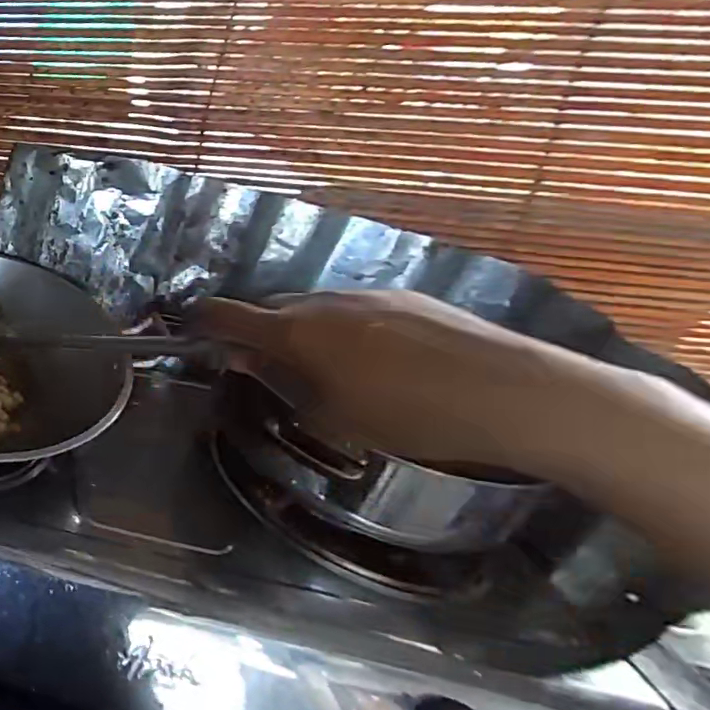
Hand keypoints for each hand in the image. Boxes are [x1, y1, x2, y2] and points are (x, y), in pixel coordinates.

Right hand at [189, 291, 621, 476]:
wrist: (515, 391)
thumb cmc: (411, 416)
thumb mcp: (334, 416)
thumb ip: (282, 384)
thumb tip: (244, 360)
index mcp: (295, 332)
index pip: (226, 315)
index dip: (202, 322)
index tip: (194, 334)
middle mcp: (322, 301)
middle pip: (273, 309)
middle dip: (263, 334)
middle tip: (275, 370)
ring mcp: (367, 293)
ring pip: (316, 308)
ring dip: (308, 332)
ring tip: (335, 370)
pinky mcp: (406, 296)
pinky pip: (356, 308)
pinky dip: (349, 328)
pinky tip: (384, 361)